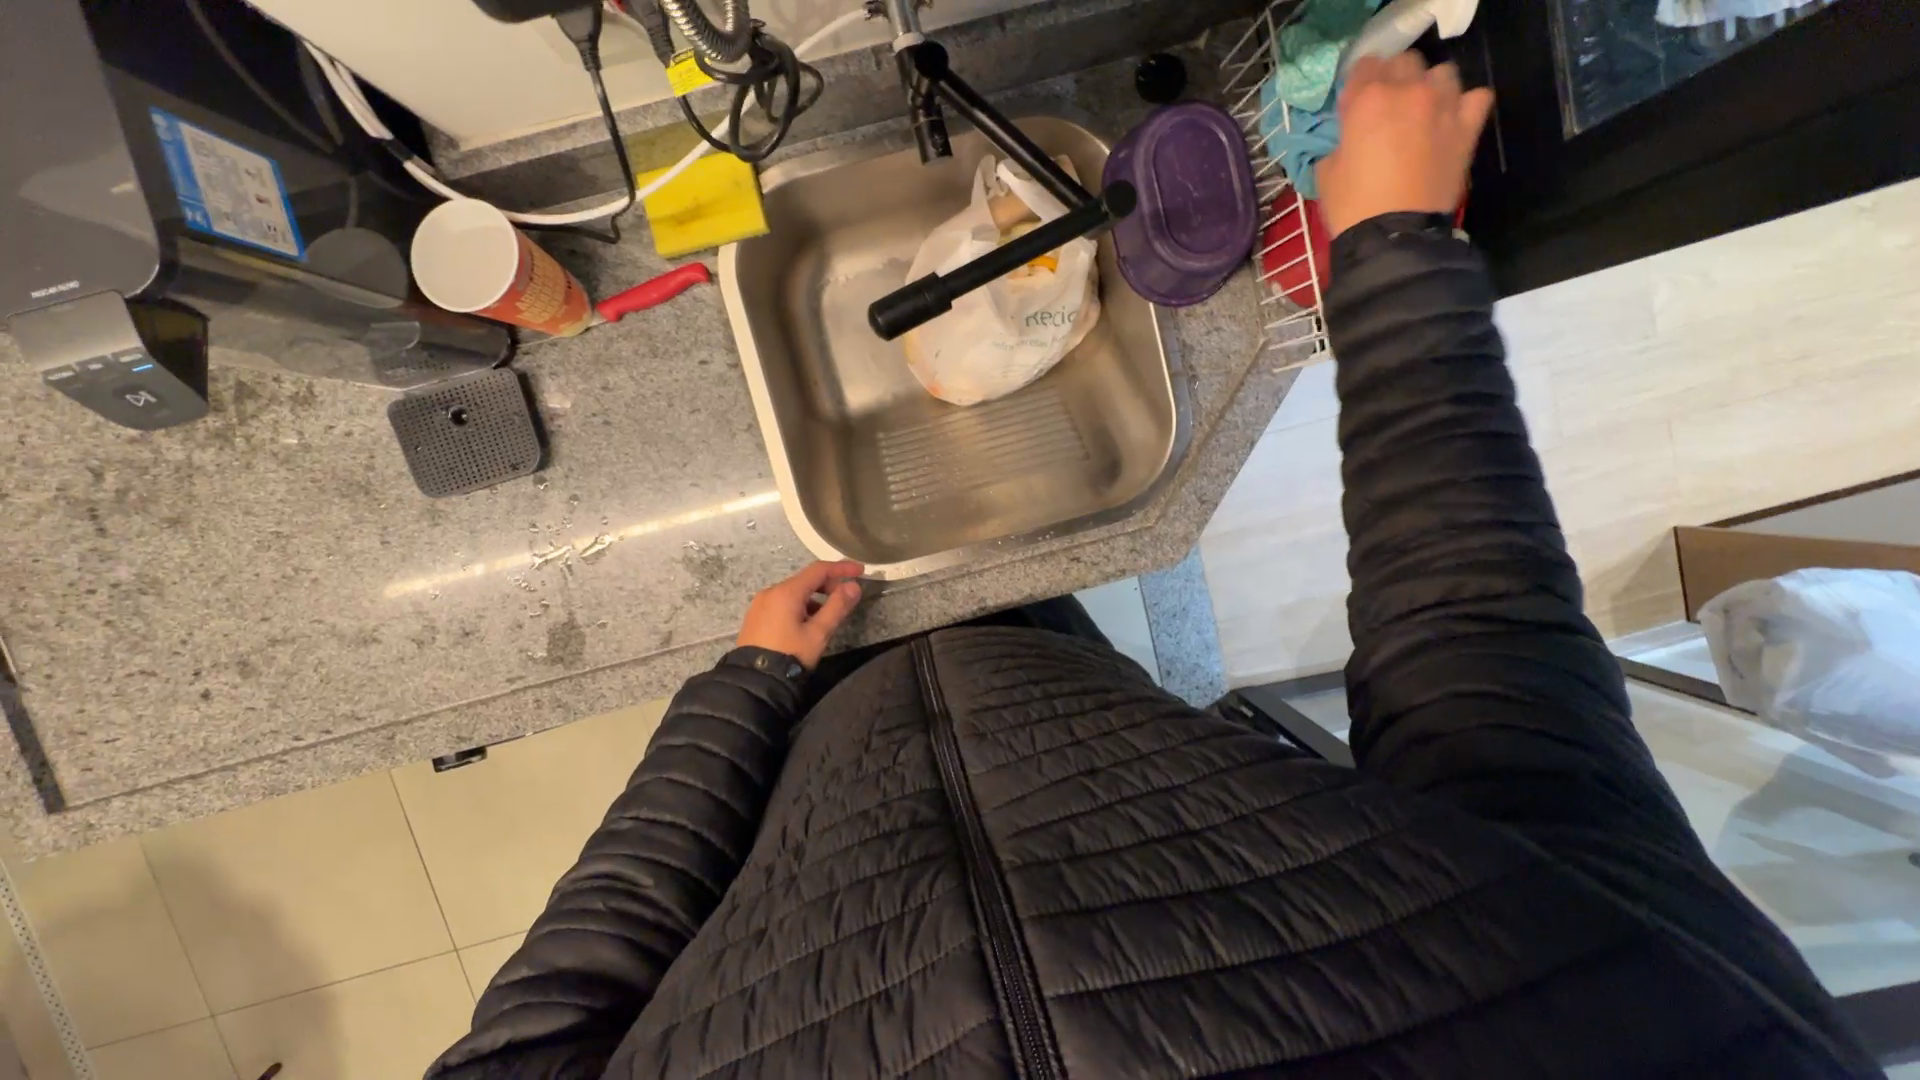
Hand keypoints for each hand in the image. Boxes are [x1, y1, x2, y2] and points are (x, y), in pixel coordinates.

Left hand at [736, 560, 864, 669]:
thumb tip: (853, 586)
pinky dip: (799, 606)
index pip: (819, 569)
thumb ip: (837, 607)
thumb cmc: (790, 654)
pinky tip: (805, 625)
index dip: (842, 568)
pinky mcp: (756, 616)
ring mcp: (760, 604)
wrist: (754, 681)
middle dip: (828, 585)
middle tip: (845, 599)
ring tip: (826, 617)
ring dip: (814, 598)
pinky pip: (782, 603)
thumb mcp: (818, 633)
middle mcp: (771, 592)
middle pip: (805, 579)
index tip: (860, 571)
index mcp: (787, 592)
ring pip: (794, 592)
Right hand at [1316, 52, 1493, 238]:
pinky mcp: (1467, 127)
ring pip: (1441, 73)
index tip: (1352, 105)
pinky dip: (1463, 105)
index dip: (1356, 85)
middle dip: (1392, 79)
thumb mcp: (1326, 173)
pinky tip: (1450, 122)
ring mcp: (1443, 106)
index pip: (1363, 68)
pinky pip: (1475, 98)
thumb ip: (1339, 143)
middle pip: (1404, 62)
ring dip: (1429, 87)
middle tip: (1384, 108)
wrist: (1393, 236)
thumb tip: (1349, 139)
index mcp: (1367, 100)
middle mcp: (1409, 92)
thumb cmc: (1352, 207)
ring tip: (1419, 113)